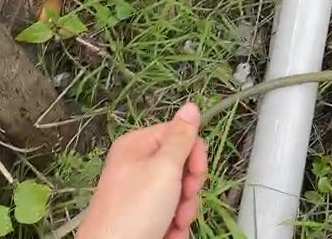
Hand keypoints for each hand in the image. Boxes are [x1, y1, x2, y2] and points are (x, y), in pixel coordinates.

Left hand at [75, 103, 208, 238]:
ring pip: (177, 193)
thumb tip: (191, 106)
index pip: (179, 134)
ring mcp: (137, 196)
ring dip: (183, 211)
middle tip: (184, 203)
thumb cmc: (134, 213)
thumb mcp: (164, 169)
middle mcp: (136, 167)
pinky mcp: (141, 220)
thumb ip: (181, 138)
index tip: (197, 174)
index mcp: (137, 146)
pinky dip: (173, 226)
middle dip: (188, 188)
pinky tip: (168, 235)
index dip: (193, 153)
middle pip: (180, 165)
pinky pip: (168, 215)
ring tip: (175, 225)